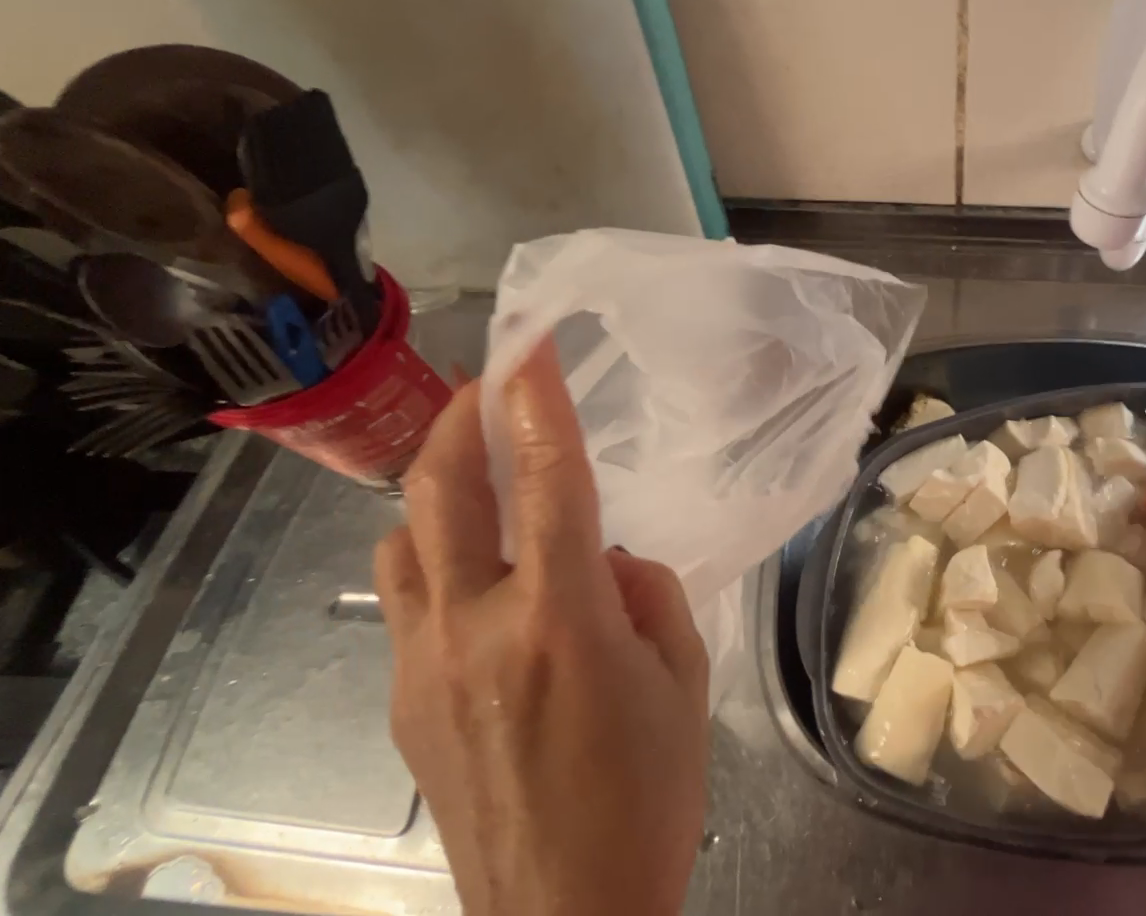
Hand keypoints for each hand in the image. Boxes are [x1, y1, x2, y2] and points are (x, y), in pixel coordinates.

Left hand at [375, 339, 708, 915]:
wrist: (566, 910)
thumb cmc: (650, 793)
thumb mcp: (685, 682)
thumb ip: (650, 597)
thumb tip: (608, 559)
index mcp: (565, 620)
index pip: (550, 483)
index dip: (539, 404)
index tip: (533, 345)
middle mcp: (479, 628)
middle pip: (443, 493)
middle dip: (460, 420)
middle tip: (488, 381)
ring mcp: (424, 665)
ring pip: (404, 540)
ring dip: (439, 491)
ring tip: (483, 482)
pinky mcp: (401, 701)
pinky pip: (406, 599)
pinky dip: (436, 558)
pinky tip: (478, 579)